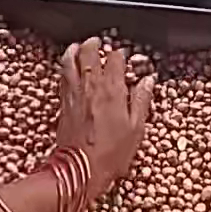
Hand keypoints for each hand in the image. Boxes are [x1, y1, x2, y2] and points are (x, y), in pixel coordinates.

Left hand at [56, 37, 154, 195]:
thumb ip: (141, 101)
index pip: (115, 59)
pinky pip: (62, 77)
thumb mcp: (136, 129)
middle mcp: (91, 87)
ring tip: (79, 46)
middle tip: (98, 42)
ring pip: (70, 62)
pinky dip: (65, 67)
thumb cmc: (111, 153)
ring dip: (75, 51)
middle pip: (89, 54)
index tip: (123, 54)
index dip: (119, 53)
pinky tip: (67, 67)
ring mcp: (74, 94)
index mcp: (112, 90)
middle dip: (94, 45)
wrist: (79, 170)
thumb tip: (148, 81)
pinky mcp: (63, 104)